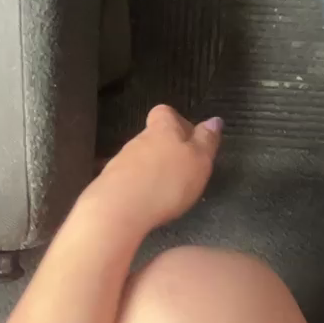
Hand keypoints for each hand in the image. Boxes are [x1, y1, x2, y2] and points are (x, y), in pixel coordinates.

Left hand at [77, 105, 222, 234]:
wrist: (117, 210)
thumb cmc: (166, 182)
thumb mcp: (198, 161)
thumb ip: (207, 140)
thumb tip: (214, 120)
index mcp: (163, 130)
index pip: (166, 112)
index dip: (177, 121)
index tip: (190, 138)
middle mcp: (139, 141)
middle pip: (153, 137)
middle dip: (168, 150)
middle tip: (184, 170)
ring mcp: (120, 162)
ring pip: (141, 159)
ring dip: (153, 170)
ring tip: (168, 191)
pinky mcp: (109, 184)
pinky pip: (129, 179)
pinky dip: (140, 187)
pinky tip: (148, 203)